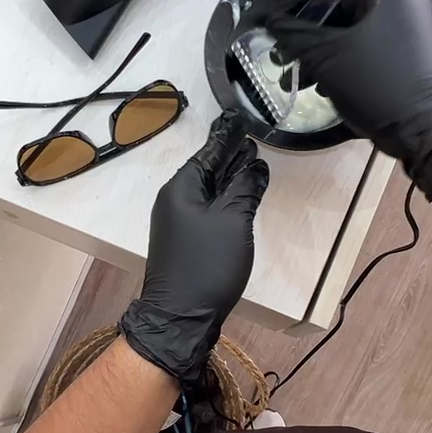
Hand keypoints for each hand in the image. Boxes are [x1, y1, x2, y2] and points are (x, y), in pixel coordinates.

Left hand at [119, 112, 270, 385]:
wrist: (180, 316)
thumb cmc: (205, 266)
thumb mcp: (232, 221)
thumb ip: (246, 189)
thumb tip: (256, 165)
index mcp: (182, 188)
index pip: (208, 151)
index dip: (226, 134)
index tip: (237, 116)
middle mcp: (175, 200)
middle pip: (206, 168)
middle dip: (229, 153)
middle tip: (250, 135)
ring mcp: (178, 222)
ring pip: (208, 190)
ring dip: (229, 176)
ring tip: (250, 158)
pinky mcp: (184, 241)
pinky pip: (206, 208)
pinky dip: (224, 198)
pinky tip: (238, 195)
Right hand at [265, 0, 431, 198]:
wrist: (427, 128)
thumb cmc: (376, 85)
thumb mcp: (326, 58)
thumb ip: (294, 35)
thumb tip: (269, 20)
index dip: (296, 6)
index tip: (275, 28)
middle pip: (343, 8)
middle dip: (310, 37)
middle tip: (286, 60)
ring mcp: (413, 24)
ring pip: (356, 30)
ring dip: (326, 52)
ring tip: (304, 80)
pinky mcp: (415, 50)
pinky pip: (372, 45)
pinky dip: (348, 59)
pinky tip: (329, 83)